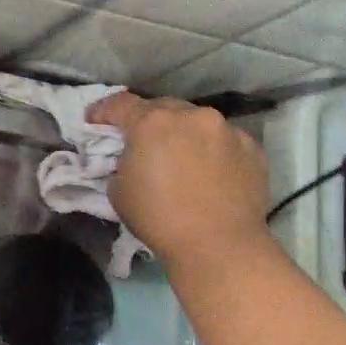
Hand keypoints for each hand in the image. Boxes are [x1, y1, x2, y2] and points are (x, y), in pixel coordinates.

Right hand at [87, 93, 272, 269]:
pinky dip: (208, 147)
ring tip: (175, 155)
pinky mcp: (252, 147)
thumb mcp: (118, 187)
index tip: (93, 123)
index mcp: (153, 123)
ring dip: (180, 132)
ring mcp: (227, 130)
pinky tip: (204, 169)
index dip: (102, 111)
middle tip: (137, 141)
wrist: (217, 240)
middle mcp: (193, 117)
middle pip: (162, 107)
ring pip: (195, 121)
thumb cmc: (156, 215)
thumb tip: (133, 156)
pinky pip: (222, 139)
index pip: (120, 104)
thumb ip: (123, 160)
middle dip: (145, 120)